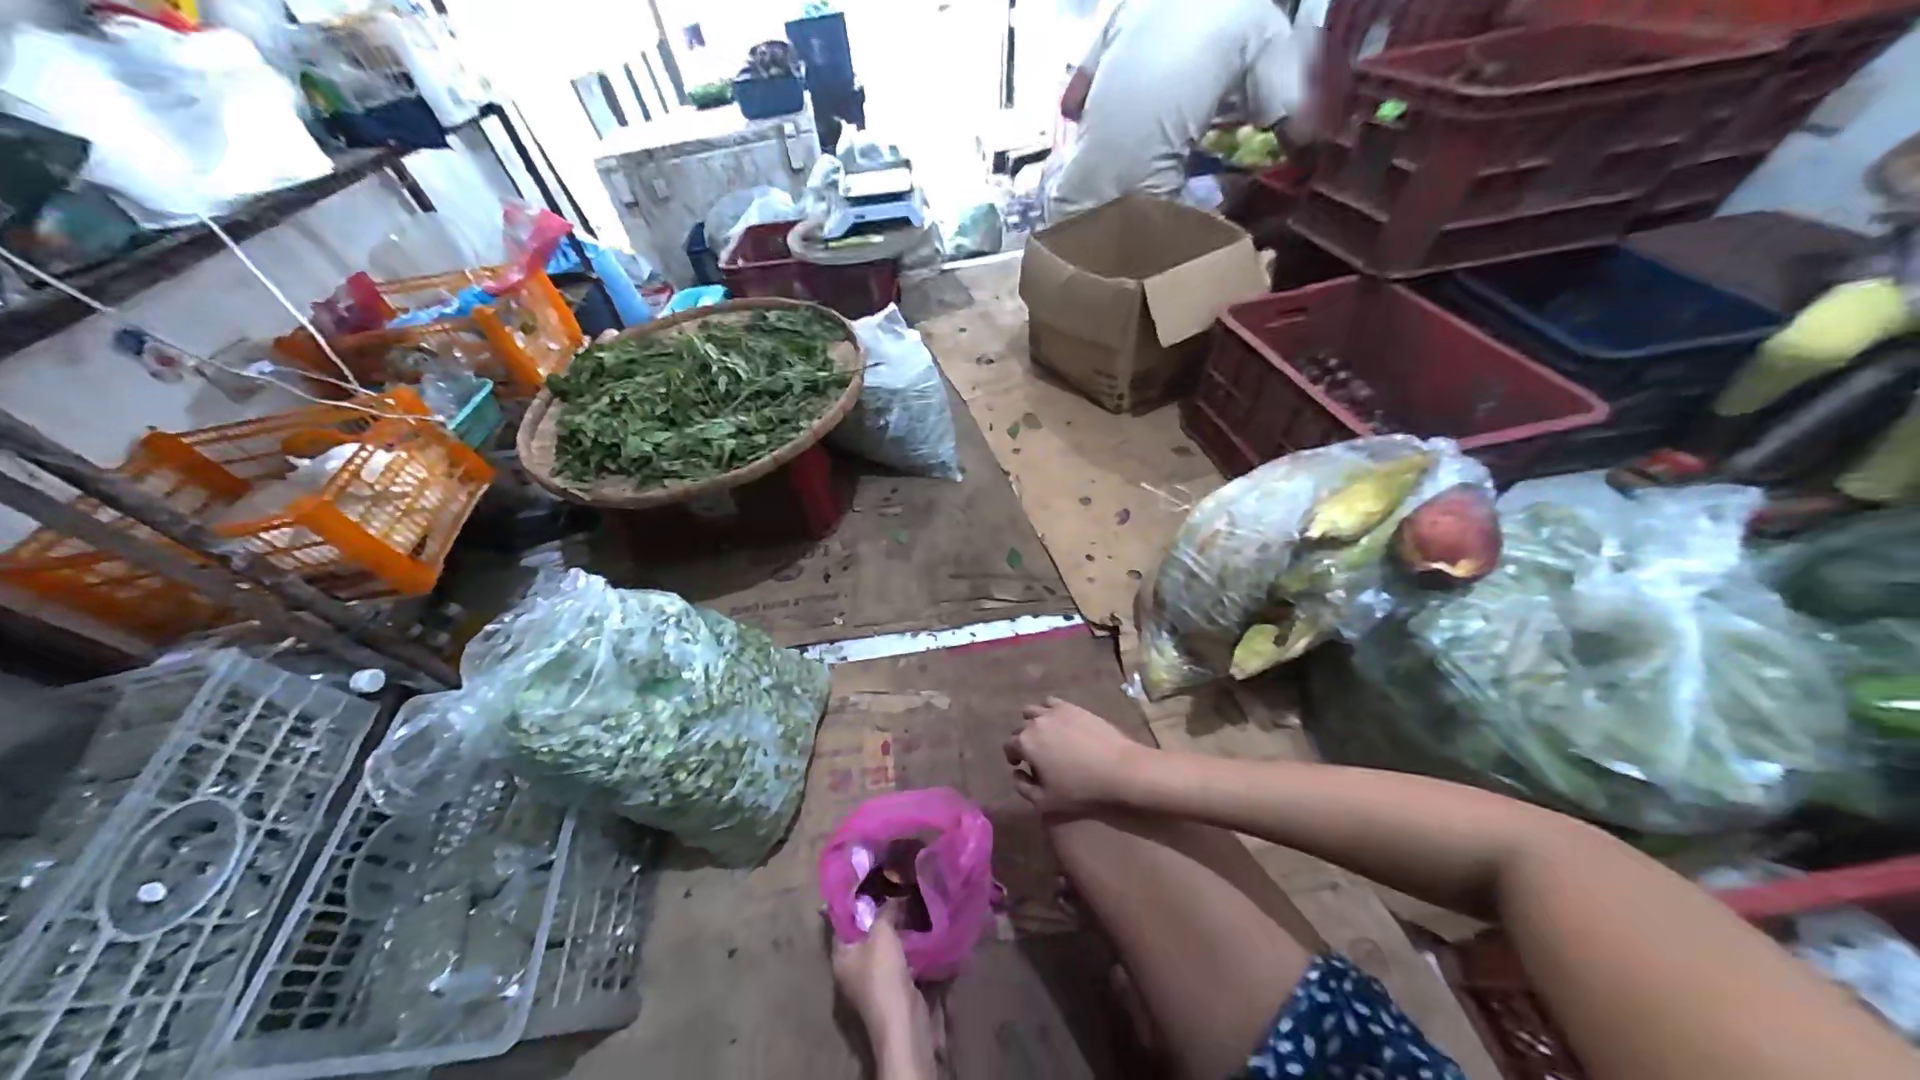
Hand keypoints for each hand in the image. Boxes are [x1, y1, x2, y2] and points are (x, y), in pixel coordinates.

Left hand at [831, 905, 938, 1079]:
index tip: (868, 883)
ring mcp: (869, 981)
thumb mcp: (882, 934)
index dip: (853, 903)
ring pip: (879, 947)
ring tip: (905, 906)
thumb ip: (885, 911)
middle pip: (861, 934)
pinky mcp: (889, 988)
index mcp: (840, 956)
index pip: (841, 923)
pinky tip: (915, 931)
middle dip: (877, 915)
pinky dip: (902, 947)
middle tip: (891, 891)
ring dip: (891, 930)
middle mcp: (850, 969)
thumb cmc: (882, 973)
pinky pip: (893, 960)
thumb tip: (892, 895)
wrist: (902, 1019)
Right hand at [1004, 697, 1148, 812]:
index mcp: (1025, 743)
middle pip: (1021, 727)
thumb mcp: (1045, 801)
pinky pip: (1052, 703)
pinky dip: (1049, 711)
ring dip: (1034, 722)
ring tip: (1046, 736)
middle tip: (1035, 755)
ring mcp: (1055, 711)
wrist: (1120, 770)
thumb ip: (1023, 787)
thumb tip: (1017, 772)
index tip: (1021, 766)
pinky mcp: (1074, 707)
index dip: (1012, 757)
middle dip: (1023, 740)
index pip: (1009, 746)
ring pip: (1033, 711)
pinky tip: (1059, 724)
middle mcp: (1036, 722)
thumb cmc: (1080, 789)